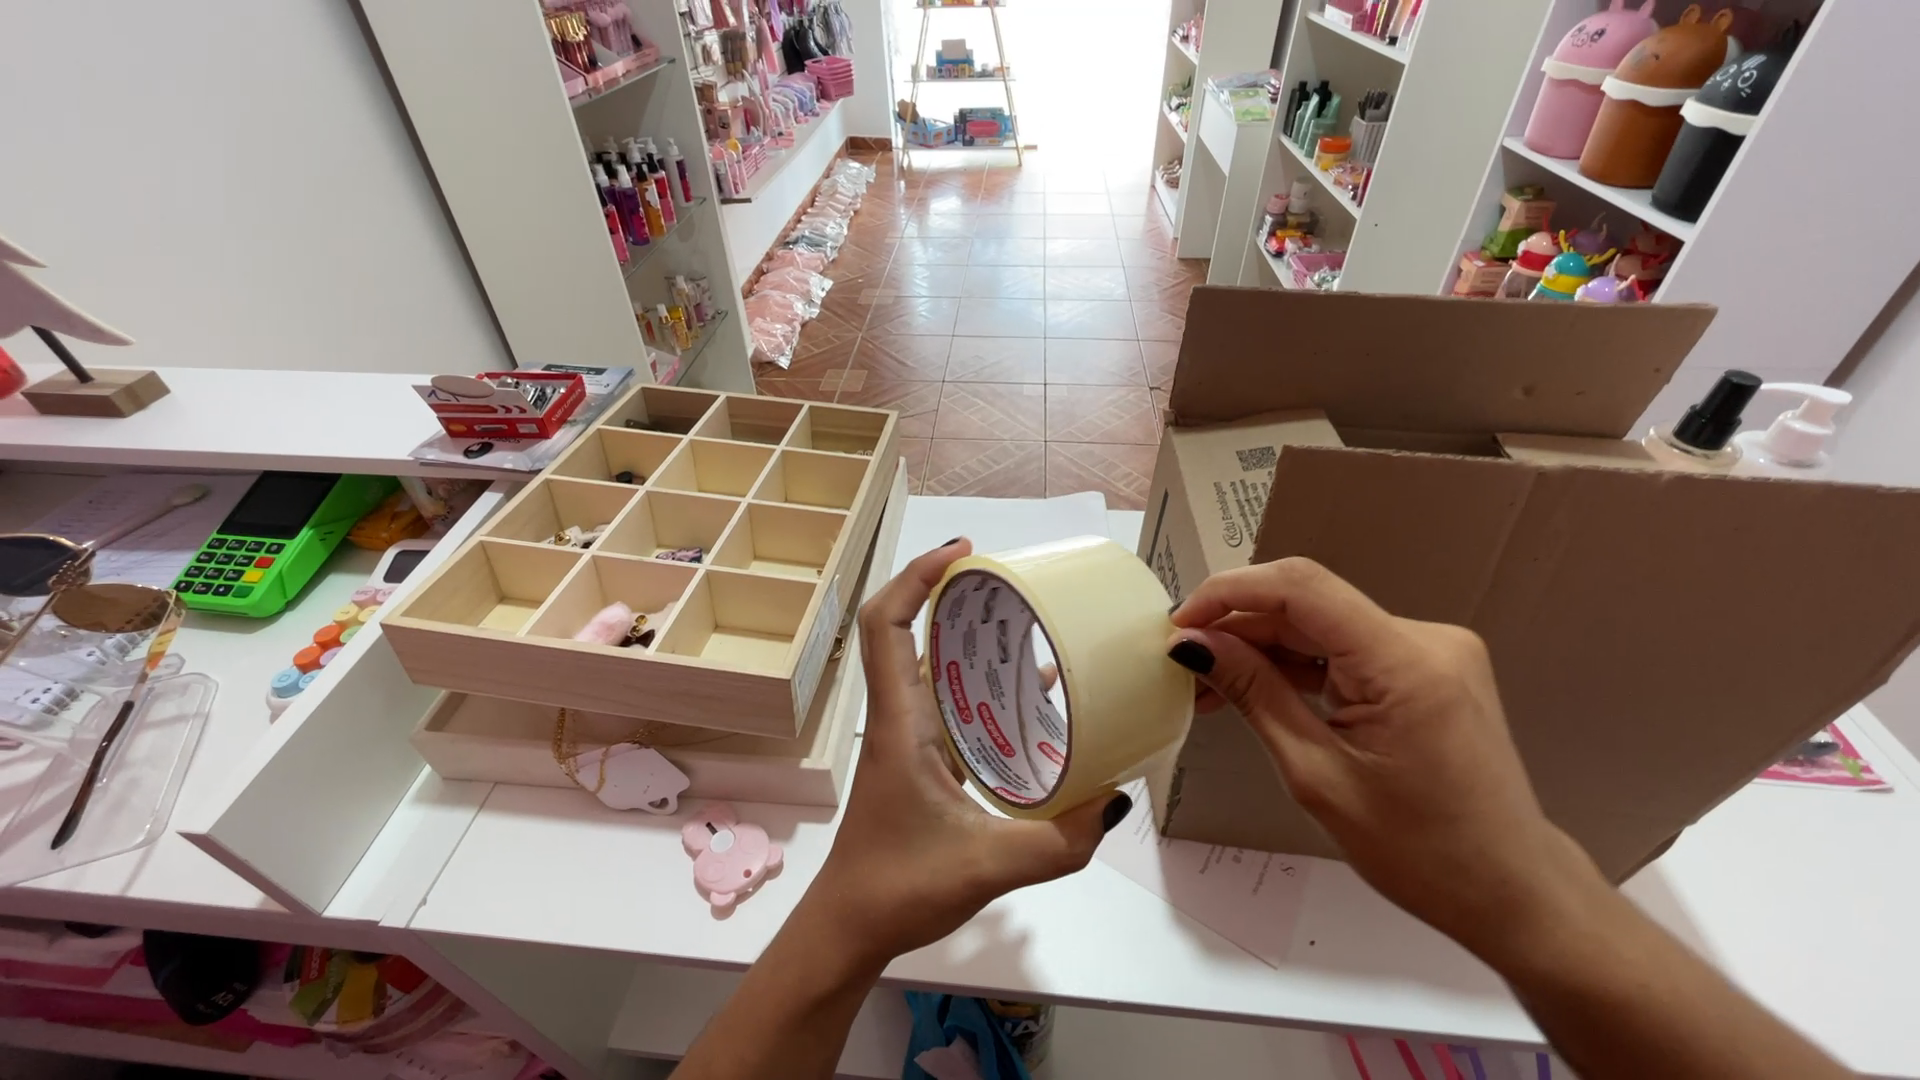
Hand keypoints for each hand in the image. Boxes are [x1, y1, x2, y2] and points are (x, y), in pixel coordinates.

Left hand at [803, 539, 1130, 967]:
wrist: (850, 928)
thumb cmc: (898, 887)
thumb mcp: (989, 864)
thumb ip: (1061, 841)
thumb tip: (1115, 800)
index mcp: (900, 722)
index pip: (885, 624)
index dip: (915, 576)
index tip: (962, 554)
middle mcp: (900, 718)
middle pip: (908, 631)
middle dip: (953, 596)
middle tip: (1010, 583)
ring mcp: (909, 739)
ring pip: (934, 668)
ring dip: (971, 640)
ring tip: (1030, 624)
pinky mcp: (923, 761)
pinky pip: (953, 706)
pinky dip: (986, 688)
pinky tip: (1037, 696)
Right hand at [1166, 558, 1600, 948]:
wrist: (1512, 891)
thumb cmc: (1419, 852)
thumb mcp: (1317, 774)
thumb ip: (1256, 694)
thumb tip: (1194, 645)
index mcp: (1406, 662)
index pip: (1301, 588)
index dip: (1229, 592)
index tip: (1178, 626)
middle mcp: (1424, 638)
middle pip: (1307, 605)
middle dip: (1237, 628)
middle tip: (1182, 667)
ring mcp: (1429, 650)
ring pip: (1320, 626)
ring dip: (1260, 649)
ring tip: (1207, 689)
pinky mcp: (1425, 667)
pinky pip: (1343, 649)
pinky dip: (1295, 666)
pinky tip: (1254, 691)